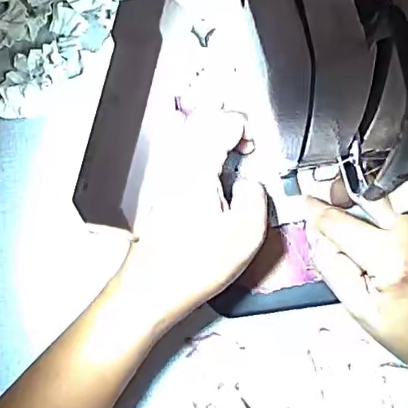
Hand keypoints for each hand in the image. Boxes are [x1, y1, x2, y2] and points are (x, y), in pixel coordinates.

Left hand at [104, 111, 268, 331]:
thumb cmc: (188, 265)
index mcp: (197, 166)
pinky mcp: (156, 189)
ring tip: (229, 159)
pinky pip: (178, 156)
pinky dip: (197, 157)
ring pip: (186, 135)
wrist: (151, 287)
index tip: (255, 143)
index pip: (223, 120)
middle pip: (201, 120)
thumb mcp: (247, 232)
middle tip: (244, 145)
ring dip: (211, 139)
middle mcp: (174, 163)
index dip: (246, 126)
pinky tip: (209, 180)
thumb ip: (256, 195)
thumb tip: (251, 184)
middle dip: (227, 126)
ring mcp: (161, 174)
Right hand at [303, 197, 407, 407]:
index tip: (307, 202)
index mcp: (393, 261)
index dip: (315, 210)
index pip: (337, 219)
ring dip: (384, 201)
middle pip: (370, 188)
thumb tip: (318, 234)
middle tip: (338, 200)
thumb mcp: (367, 317)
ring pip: (402, 191)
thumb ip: (334, 269)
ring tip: (382, 222)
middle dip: (346, 190)